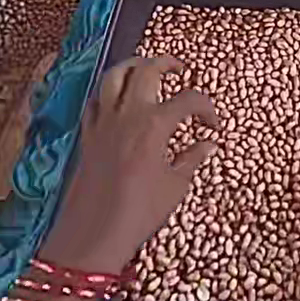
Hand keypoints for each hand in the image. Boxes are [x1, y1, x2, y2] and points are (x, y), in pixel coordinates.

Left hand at [42, 57, 218, 275]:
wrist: (91, 237)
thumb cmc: (139, 213)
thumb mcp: (175, 186)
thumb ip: (192, 159)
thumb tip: (208, 144)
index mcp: (155, 125)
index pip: (188, 100)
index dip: (206, 109)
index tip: (212, 125)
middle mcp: (128, 114)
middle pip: (146, 70)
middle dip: (166, 63)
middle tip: (179, 69)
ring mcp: (104, 122)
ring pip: (114, 75)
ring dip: (133, 66)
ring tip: (146, 69)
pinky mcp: (87, 134)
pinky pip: (96, 100)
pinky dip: (109, 92)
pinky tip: (118, 100)